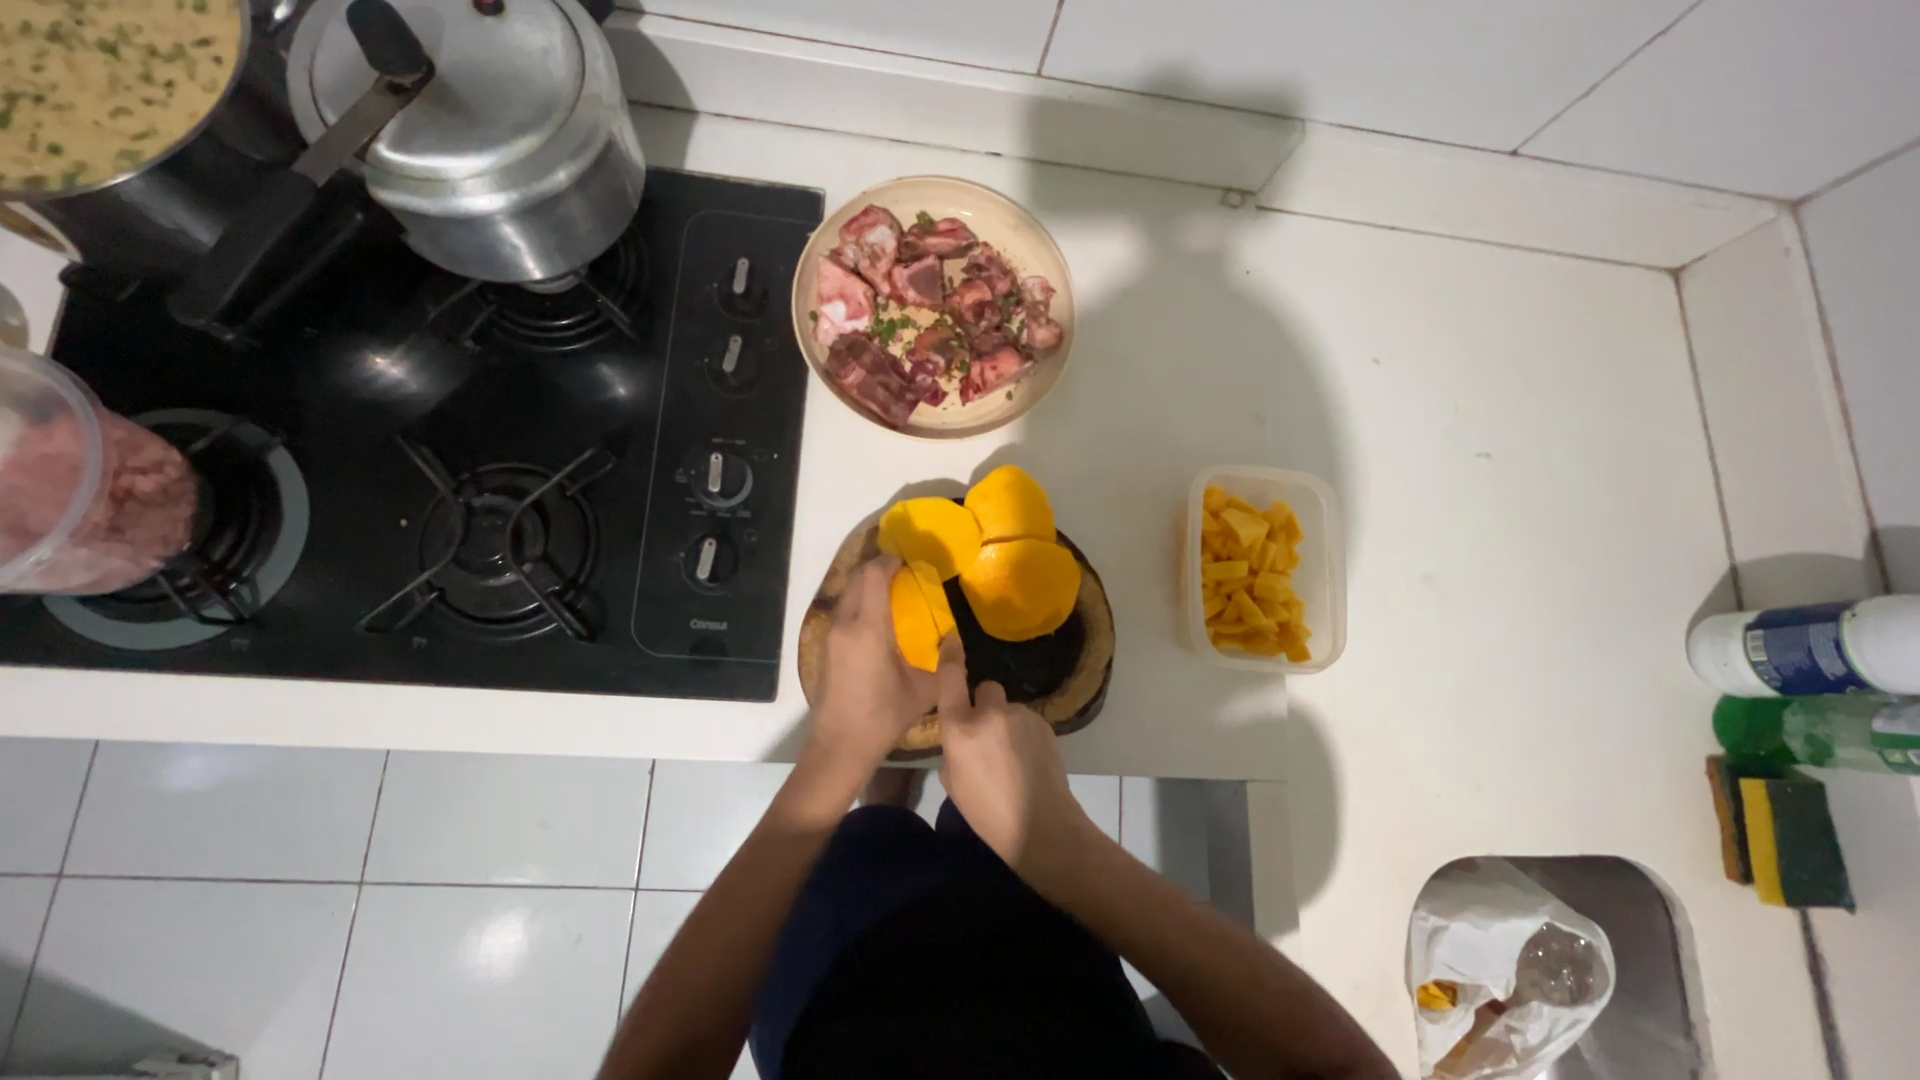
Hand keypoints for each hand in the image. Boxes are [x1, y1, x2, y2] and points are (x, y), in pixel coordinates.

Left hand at [808, 555, 937, 767]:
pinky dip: (859, 602)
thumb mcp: (924, 690)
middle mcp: (845, 624)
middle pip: (856, 579)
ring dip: (867, 585)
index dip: (889, 561)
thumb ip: (945, 662)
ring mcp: (831, 635)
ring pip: (847, 594)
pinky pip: (843, 611)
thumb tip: (957, 643)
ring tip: (894, 592)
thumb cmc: (884, 716)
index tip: (908, 560)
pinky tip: (879, 618)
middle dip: (878, 568)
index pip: (873, 576)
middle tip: (904, 572)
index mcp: (869, 629)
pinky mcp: (827, 647)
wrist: (841, 745)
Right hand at [934, 636, 1097, 884]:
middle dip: (983, 704)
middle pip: (985, 688)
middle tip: (986, 734)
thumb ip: (952, 748)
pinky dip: (1024, 733)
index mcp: (960, 729)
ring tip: (1011, 756)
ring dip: (1006, 722)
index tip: (951, 640)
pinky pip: (1026, 719)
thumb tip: (961, 735)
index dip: (950, 657)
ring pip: (1007, 707)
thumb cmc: (987, 812)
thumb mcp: (952, 782)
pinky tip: (1028, 759)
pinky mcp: (1044, 723)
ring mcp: (1021, 716)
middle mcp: (990, 713)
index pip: (951, 679)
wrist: (1041, 825)